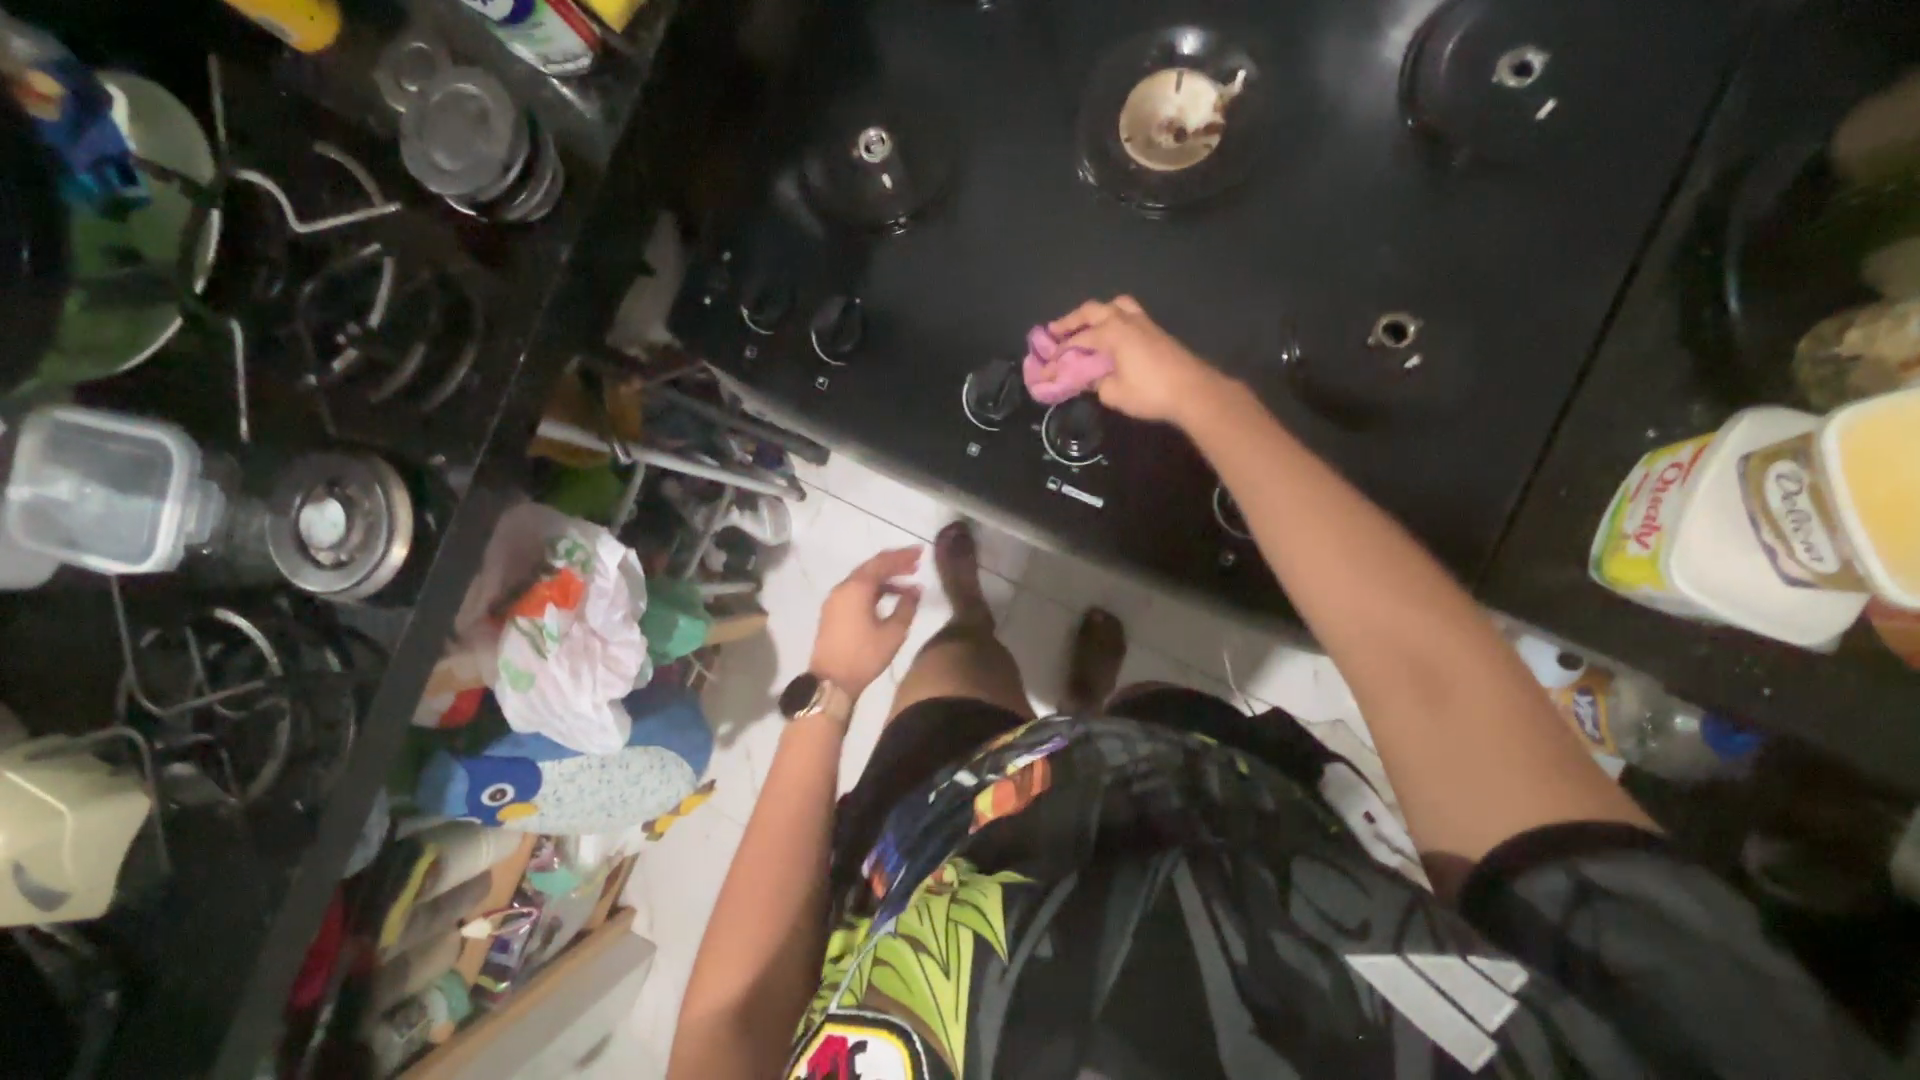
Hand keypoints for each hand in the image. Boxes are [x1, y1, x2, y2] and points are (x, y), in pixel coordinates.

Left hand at [809, 547, 922, 698]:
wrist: (831, 681)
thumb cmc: (864, 656)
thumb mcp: (893, 632)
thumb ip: (907, 607)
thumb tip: (915, 590)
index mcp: (856, 588)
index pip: (882, 562)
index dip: (902, 556)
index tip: (921, 552)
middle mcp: (843, 588)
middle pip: (871, 567)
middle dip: (894, 564)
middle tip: (916, 563)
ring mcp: (834, 600)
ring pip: (862, 580)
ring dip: (884, 578)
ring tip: (907, 583)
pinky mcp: (832, 611)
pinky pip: (855, 591)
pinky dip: (873, 590)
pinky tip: (888, 598)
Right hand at [1048, 296, 1230, 426]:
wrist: (1193, 391)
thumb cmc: (1150, 392)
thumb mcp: (1114, 394)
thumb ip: (1096, 383)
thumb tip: (1090, 378)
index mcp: (1112, 333)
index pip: (1078, 339)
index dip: (1060, 352)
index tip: (1048, 363)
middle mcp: (1125, 321)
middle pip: (1092, 310)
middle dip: (1071, 320)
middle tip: (1055, 331)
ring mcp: (1144, 323)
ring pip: (1115, 305)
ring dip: (1098, 312)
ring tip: (1088, 325)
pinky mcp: (1156, 331)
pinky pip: (1129, 314)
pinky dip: (1114, 319)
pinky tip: (1111, 336)